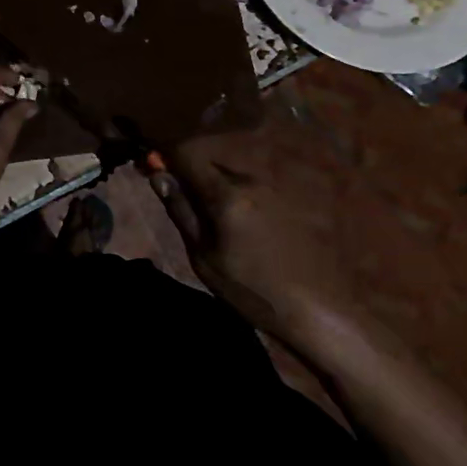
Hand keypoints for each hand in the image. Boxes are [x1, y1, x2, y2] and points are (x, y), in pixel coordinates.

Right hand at [163, 116, 358, 339]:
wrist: (319, 312)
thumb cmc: (252, 289)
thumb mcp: (204, 256)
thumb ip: (181, 211)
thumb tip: (158, 176)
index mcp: (227, 193)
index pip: (186, 153)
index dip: (163, 156)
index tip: (147, 167)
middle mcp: (250, 181)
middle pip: (208, 164)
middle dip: (186, 174)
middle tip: (174, 202)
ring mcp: (273, 190)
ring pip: (228, 177)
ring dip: (210, 188)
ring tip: (205, 222)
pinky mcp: (287, 203)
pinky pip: (247, 190)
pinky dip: (231, 198)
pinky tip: (234, 229)